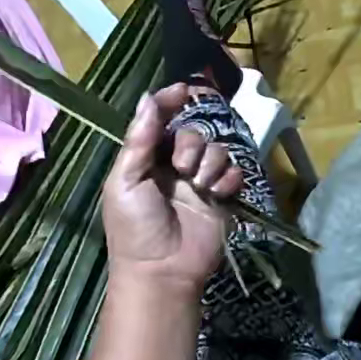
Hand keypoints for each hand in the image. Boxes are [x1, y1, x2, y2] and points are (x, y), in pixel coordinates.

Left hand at [102, 83, 245, 292]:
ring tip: (200, 186)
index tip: (183, 89)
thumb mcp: (126, 181)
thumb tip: (148, 99)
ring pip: (216, 150)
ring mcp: (200, 183)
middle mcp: (174, 167)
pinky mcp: (222, 198)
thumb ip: (140, 140)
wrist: (164, 269)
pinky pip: (234, 173)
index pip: (160, 122)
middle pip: (193, 134)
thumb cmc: (136, 227)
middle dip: (191, 145)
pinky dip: (228, 179)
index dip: (170, 102)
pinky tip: (218, 193)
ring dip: (210, 164)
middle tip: (182, 169)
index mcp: (146, 161)